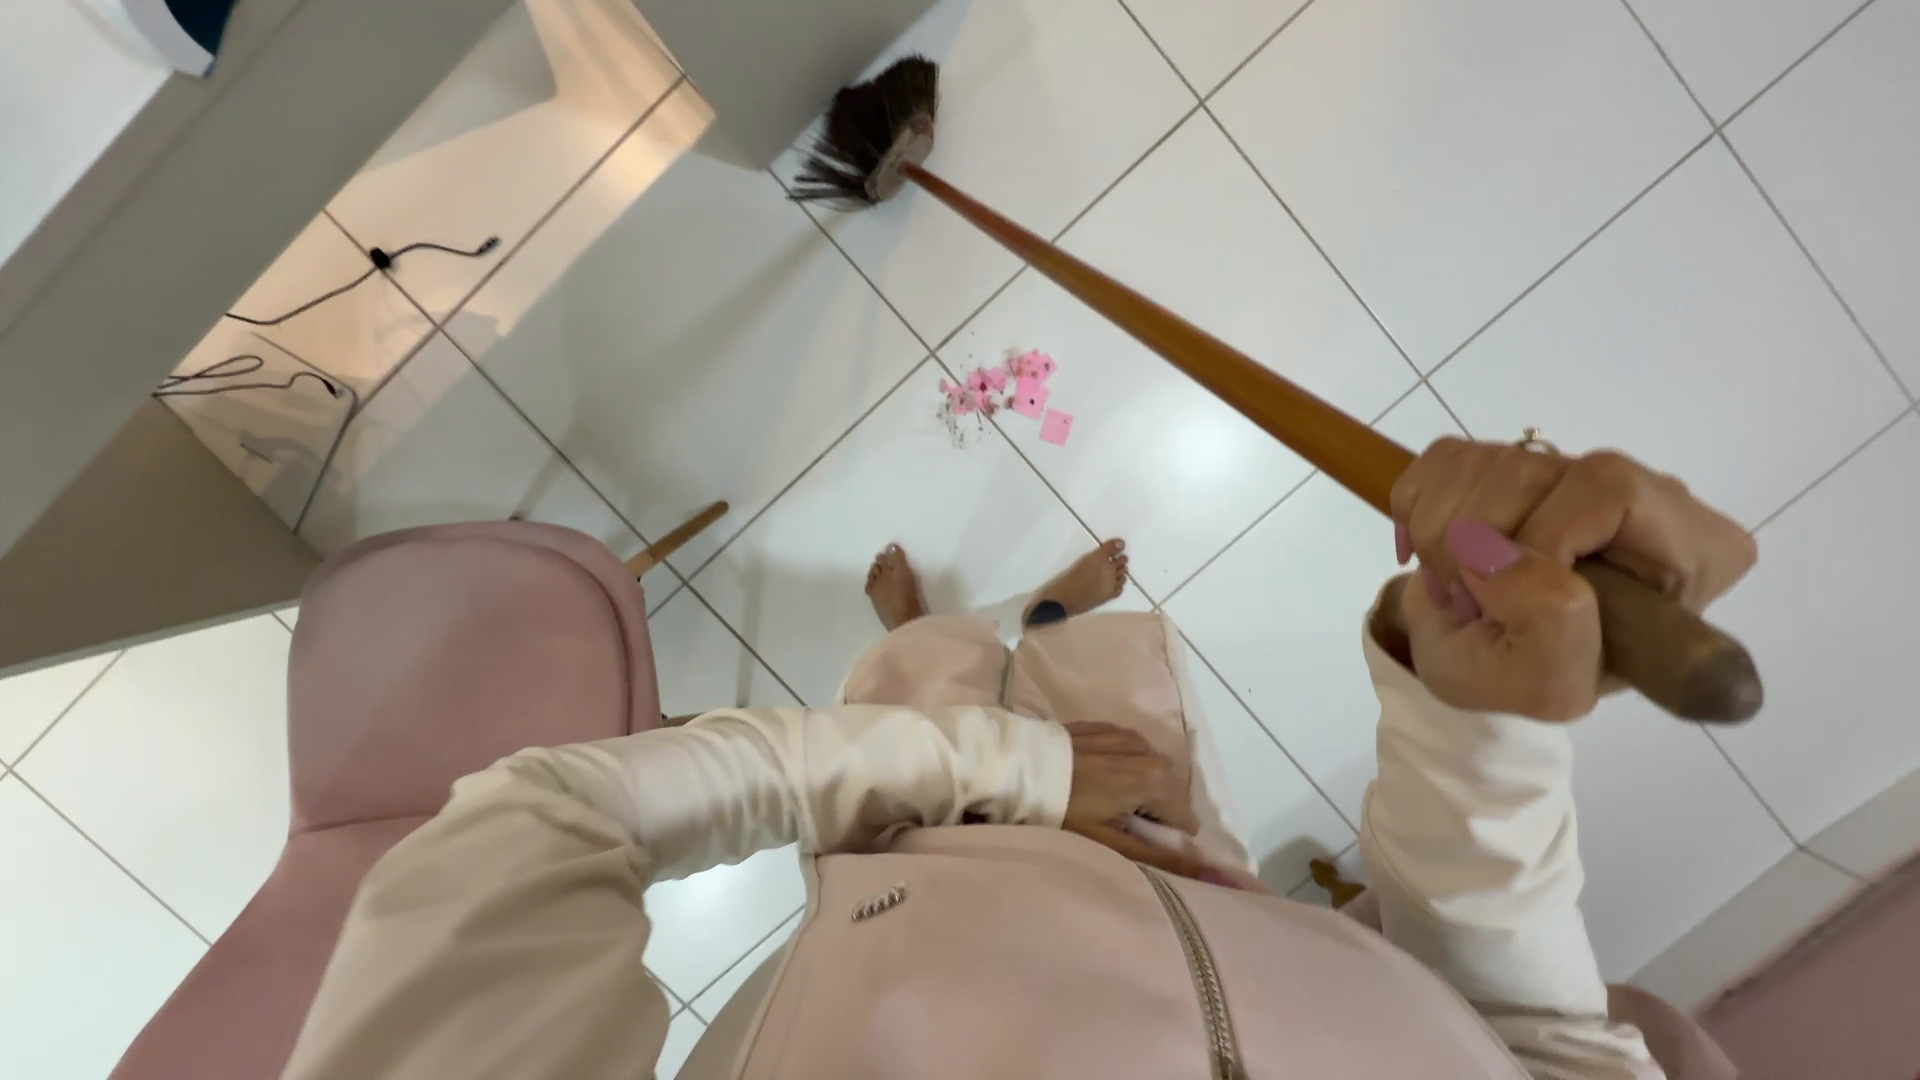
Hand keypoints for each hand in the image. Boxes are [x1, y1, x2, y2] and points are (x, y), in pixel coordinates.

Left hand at [1062, 723, 1207, 877]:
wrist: (1014, 768)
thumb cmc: (1063, 813)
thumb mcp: (1113, 845)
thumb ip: (1165, 859)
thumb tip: (1219, 874)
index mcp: (1157, 777)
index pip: (1185, 819)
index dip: (1163, 837)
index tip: (1132, 843)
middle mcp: (1147, 748)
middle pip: (1168, 791)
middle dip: (1151, 811)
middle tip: (1115, 827)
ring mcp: (1123, 732)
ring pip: (1147, 769)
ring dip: (1135, 788)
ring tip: (1102, 803)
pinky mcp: (1100, 726)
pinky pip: (1125, 752)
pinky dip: (1118, 767)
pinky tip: (1091, 779)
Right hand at [1386, 440, 1755, 719]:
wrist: (1468, 659)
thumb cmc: (1515, 680)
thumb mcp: (1546, 685)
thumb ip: (1550, 622)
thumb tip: (1491, 550)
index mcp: (1689, 551)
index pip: (1611, 491)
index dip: (1541, 538)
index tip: (1503, 601)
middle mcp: (1640, 495)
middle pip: (1531, 469)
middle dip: (1470, 544)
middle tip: (1466, 603)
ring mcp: (1562, 472)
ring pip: (1479, 463)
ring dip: (1437, 534)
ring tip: (1453, 586)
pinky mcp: (1499, 463)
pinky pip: (1442, 458)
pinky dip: (1411, 510)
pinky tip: (1431, 553)